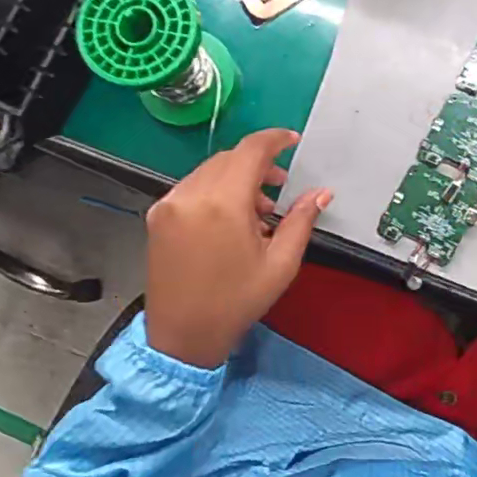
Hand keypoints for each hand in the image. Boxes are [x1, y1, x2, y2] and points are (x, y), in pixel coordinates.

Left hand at [144, 128, 331, 368]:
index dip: (274, 140)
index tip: (291, 141)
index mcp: (222, 204)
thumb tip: (320, 194)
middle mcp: (190, 195)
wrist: (182, 336)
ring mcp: (168, 205)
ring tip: (256, 213)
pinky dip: (213, 192)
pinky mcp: (156, 217)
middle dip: (257, 166)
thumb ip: (301, 221)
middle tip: (278, 189)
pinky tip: (228, 220)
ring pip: (208, 172)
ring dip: (235, 179)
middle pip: (228, 159)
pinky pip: (191, 188)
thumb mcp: (279, 265)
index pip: (250, 151)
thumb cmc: (234, 304)